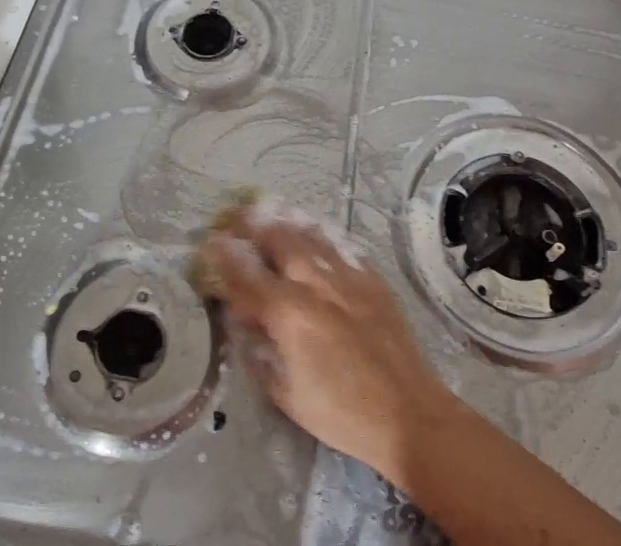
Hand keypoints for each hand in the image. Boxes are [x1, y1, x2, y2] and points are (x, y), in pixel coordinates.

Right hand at [198, 209, 456, 476]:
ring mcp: (350, 278)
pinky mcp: (374, 280)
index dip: (226, 257)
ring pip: (313, 235)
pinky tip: (315, 229)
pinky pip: (343, 245)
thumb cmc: (342, 414)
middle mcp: (318, 285)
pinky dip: (322, 233)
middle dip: (254, 224)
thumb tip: (245, 320)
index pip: (247, 277)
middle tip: (236, 213)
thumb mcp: (285, 393)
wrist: (409, 413)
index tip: (211, 241)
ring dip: (287, 220)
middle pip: (280, 241)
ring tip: (270, 207)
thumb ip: (260, 350)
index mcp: (290, 314)